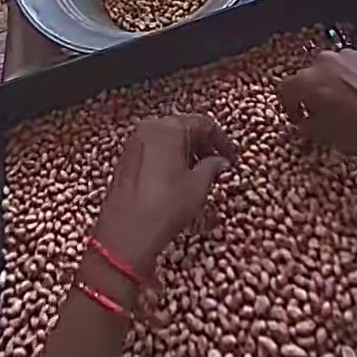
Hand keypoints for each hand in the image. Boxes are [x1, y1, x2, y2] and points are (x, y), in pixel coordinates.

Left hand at [92, 114, 237, 274]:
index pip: (203, 123)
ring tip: (199, 176)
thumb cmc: (164, 206)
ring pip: (167, 141)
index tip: (230, 157)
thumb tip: (220, 162)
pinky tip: (177, 181)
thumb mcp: (198, 186)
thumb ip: (212, 167)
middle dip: (203, 146)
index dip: (221, 141)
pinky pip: (153, 152)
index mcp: (169, 128)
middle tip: (217, 165)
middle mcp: (149, 129)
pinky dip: (168, 160)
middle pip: (183, 129)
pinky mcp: (126, 160)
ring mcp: (134, 143)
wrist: (127, 233)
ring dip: (186, 154)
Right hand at [279, 49, 356, 174]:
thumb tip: (304, 123)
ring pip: (332, 70)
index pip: (285, 90)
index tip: (299, 119)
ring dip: (335, 85)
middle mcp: (324, 62)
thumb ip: (311, 127)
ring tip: (350, 105)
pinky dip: (355, 79)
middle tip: (324, 114)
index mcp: (307, 82)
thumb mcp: (332, 138)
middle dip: (313, 94)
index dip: (290, 106)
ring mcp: (348, 55)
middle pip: (309, 76)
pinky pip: (353, 67)